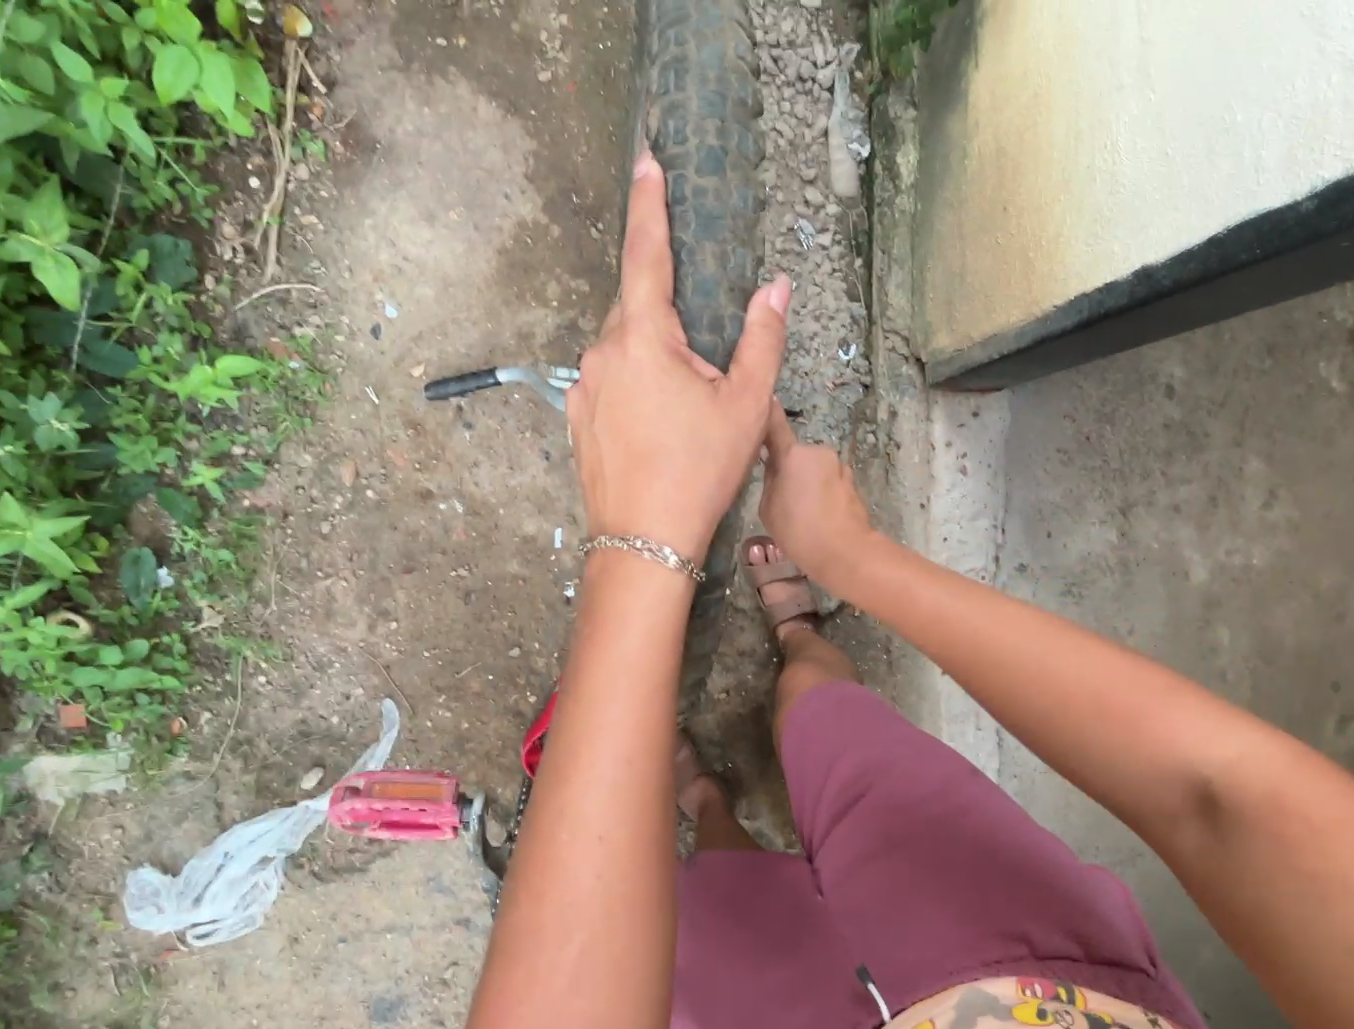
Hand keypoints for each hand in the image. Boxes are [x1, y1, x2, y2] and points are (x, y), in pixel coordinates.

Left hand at [566, 147, 790, 561]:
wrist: (644, 542)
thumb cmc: (699, 472)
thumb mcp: (746, 406)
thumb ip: (762, 339)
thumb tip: (775, 289)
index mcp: (643, 339)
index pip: (646, 254)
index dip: (649, 204)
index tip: (647, 160)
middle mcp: (602, 353)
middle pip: (636, 307)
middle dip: (669, 316)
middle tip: (703, 367)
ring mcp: (583, 388)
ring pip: (622, 347)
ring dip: (655, 359)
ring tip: (684, 409)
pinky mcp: (577, 418)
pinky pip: (609, 380)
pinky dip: (635, 385)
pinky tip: (657, 425)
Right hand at [760, 402, 877, 588]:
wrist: (844, 551)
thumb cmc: (798, 531)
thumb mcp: (768, 508)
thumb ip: (770, 481)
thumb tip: (775, 468)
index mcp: (793, 455)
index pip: (775, 426)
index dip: (767, 413)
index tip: (762, 400)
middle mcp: (817, 452)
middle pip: (796, 455)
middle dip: (789, 469)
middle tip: (783, 499)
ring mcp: (838, 465)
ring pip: (814, 469)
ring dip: (808, 482)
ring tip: (804, 513)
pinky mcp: (851, 481)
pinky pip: (828, 480)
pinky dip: (822, 491)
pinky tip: (820, 515)